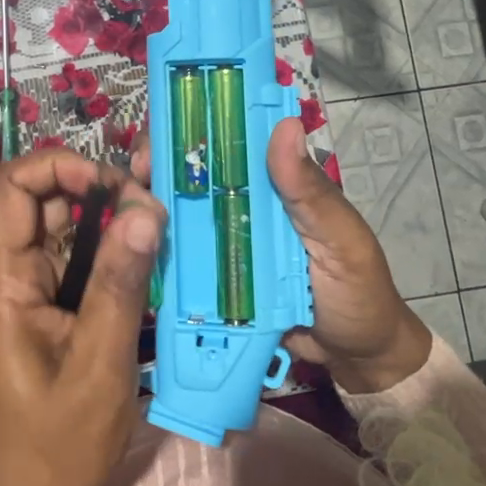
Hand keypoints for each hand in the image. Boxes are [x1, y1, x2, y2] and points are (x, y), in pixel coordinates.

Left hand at [0, 148, 167, 485]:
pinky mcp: (51, 307)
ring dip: (108, 215)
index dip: (57, 167)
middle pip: (41, 198)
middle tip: (150, 206)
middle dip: (95, 186)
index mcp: (4, 281)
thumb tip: (144, 208)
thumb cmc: (56, 445)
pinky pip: (78, 257)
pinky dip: (112, 246)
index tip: (112, 184)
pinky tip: (148, 252)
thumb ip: (120, 285)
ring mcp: (31, 289)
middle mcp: (12, 273)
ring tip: (158, 222)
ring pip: (63, 224)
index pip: (11, 187)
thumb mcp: (99, 367)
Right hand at [133, 117, 430, 393]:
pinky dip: (154, 256)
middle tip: (135, 181)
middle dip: (155, 168)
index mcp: (273, 184)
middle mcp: (240, 206)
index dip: (189, 129)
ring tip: (126, 217)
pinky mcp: (211, 284)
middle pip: (189, 175)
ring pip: (176, 217)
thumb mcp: (341, 240)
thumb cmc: (358, 291)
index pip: (226, 141)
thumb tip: (286, 125)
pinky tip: (131, 254)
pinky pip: (178, 264)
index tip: (160, 134)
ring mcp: (223, 245)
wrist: (357, 361)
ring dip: (147, 210)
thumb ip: (312, 193)